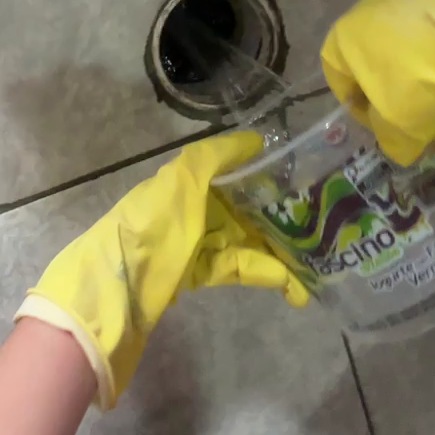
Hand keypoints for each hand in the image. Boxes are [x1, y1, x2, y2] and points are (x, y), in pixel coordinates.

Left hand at [15, 132, 309, 408]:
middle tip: (322, 226)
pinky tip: (291, 284)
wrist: (112, 293)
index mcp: (183, 182)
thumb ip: (215, 158)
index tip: (302, 180)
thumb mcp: (180, 183)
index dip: (262, 173)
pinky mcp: (193, 276)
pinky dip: (262, 273)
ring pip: (243, 240)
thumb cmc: (150, 230)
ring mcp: (191, 243)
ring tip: (317, 264)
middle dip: (278, 215)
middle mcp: (188, 208)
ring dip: (278, 251)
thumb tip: (256, 140)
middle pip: (240, 207)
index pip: (230, 172)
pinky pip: (234, 267)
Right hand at [321, 0, 434, 169]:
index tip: (388, 132)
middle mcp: (373, 5)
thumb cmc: (423, 73)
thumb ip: (393, 138)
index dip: (360, 110)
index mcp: (346, 35)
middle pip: (384, 60)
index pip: (338, 76)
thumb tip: (401, 145)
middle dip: (408, 97)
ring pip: (422, 43)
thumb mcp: (402, 124)